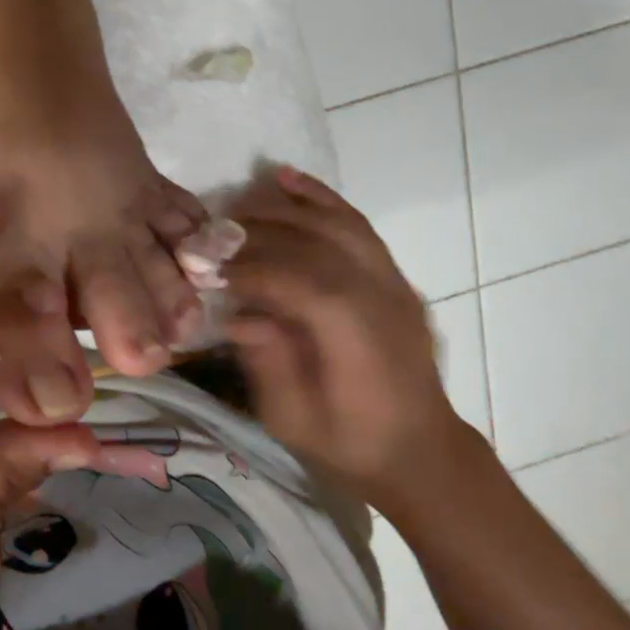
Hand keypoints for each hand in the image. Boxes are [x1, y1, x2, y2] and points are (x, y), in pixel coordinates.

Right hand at [220, 167, 474, 507]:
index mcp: (359, 340)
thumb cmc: (349, 443)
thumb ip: (268, 363)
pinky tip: (284, 178)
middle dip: (258, 231)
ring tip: (236, 204)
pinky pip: (357, 225)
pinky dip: (320, 197)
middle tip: (210, 236)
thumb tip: (239, 315)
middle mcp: (382, 300)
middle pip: (317, 243)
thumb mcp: (293, 420)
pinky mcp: (393, 276)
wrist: (420, 451)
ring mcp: (393, 283)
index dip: (252, 269)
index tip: (210, 271)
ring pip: (337, 224)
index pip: (304, 283)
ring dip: (284, 206)